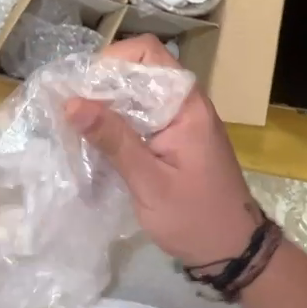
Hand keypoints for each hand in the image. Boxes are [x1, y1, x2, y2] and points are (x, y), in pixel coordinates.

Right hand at [66, 35, 261, 267]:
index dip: (113, 59)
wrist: (234, 254)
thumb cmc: (195, 219)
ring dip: (108, 104)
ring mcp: (181, 120)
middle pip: (139, 70)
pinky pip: (141, 115)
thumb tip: (71, 102)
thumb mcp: (150, 183)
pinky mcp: (174, 137)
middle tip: (72, 108)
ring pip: (137, 93)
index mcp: (187, 104)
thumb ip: (113, 140)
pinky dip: (118, 122)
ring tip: (78, 125)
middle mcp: (185, 103)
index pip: (149, 52)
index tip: (84, 87)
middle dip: (103, 84)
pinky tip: (97, 142)